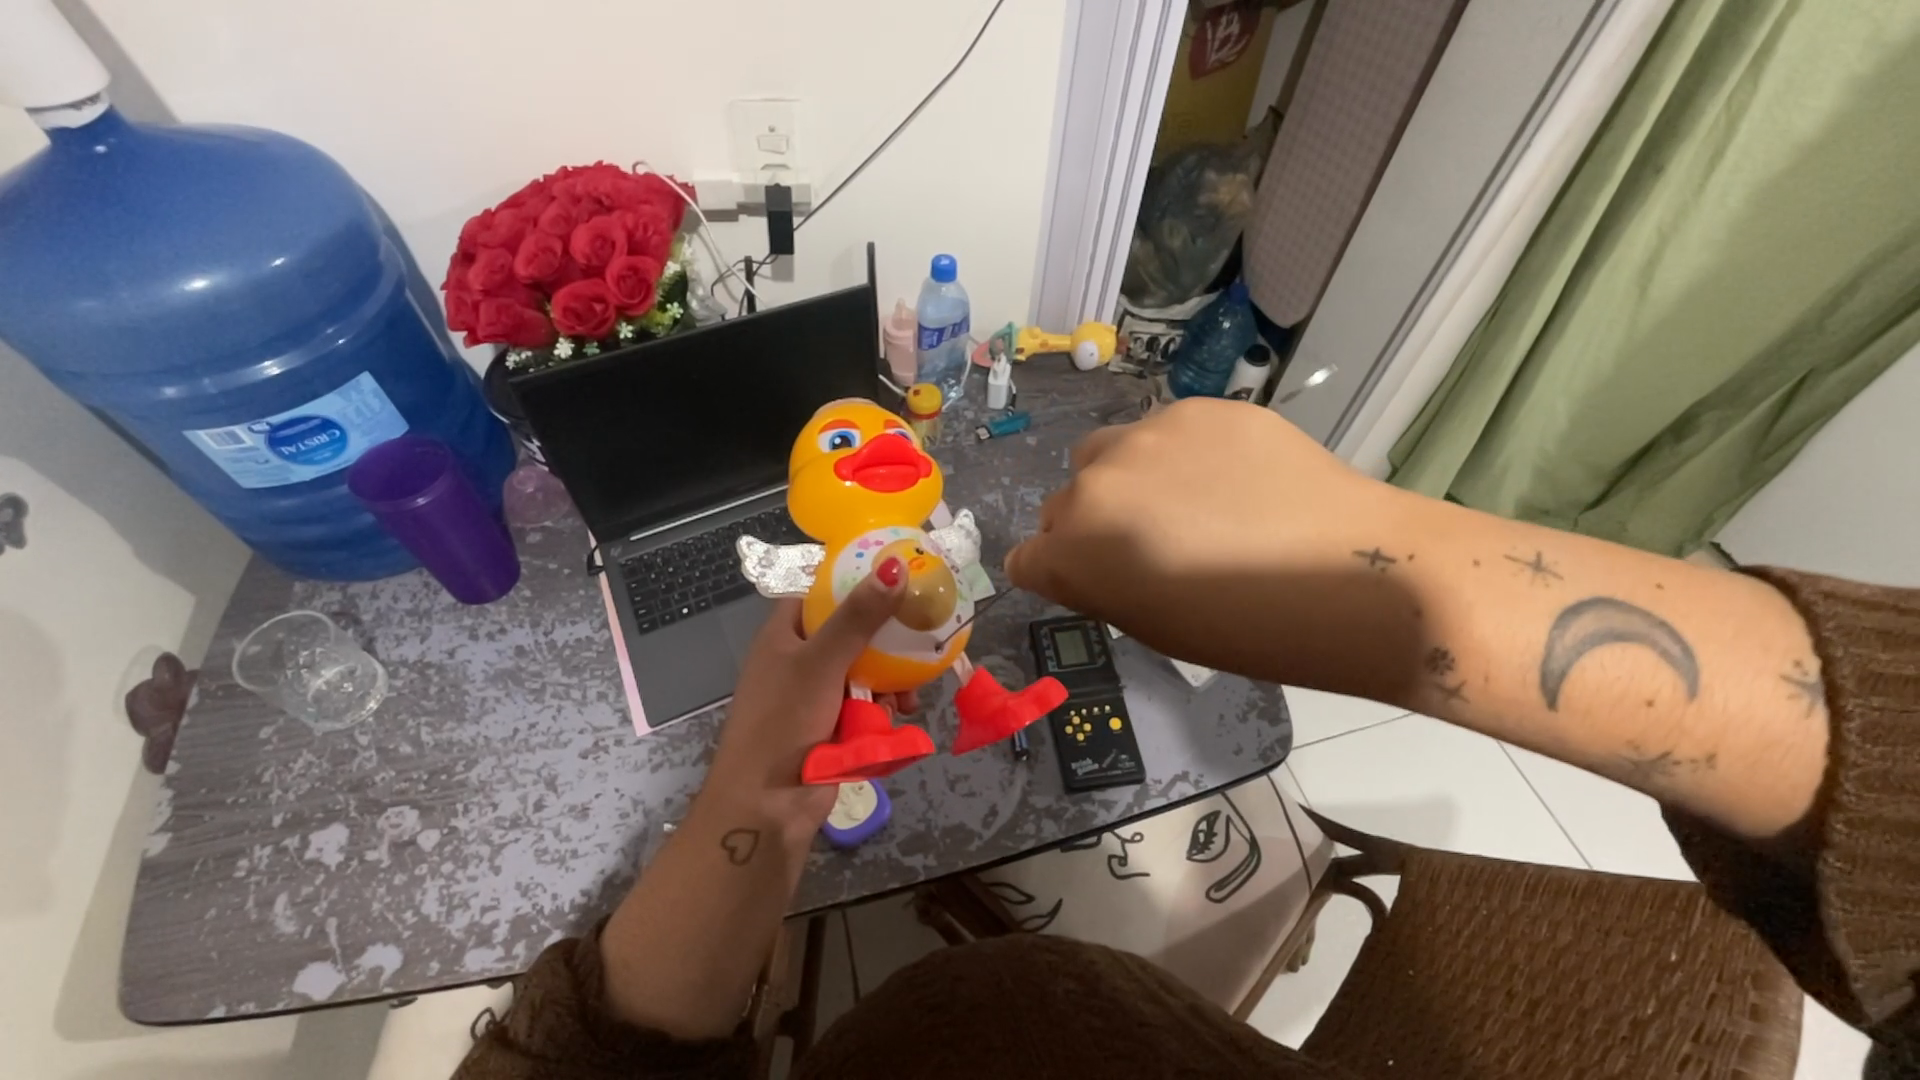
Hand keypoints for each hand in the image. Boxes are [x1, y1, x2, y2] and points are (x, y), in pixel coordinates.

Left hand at [701, 563, 911, 843]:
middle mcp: (797, 661)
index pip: (816, 595)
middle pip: (848, 633)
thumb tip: (893, 568)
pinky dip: (883, 707)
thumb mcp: (822, 662)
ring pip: (863, 671)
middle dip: (883, 638)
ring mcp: (814, 696)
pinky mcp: (831, 727)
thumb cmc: (784, 721)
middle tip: (919, 634)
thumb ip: (858, 618)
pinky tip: (902, 713)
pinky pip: (865, 705)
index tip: (891, 577)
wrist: (766, 804)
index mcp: (782, 636)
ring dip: (890, 678)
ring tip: (912, 688)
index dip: (849, 583)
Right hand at [1005, 399, 1408, 684]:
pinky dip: (1180, 455)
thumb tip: (1086, 560)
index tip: (1096, 580)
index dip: (1059, 572)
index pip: (1028, 557)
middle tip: (1151, 545)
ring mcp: (1147, 435)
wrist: (1352, 575)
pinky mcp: (1200, 408)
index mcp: (1074, 549)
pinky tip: (1232, 479)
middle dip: (1091, 525)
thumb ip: (1098, 584)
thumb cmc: (1246, 629)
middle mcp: (1093, 483)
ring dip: (1126, 478)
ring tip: (1188, 501)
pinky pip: (1165, 432)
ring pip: (1106, 454)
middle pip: (1063, 503)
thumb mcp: (1152, 625)